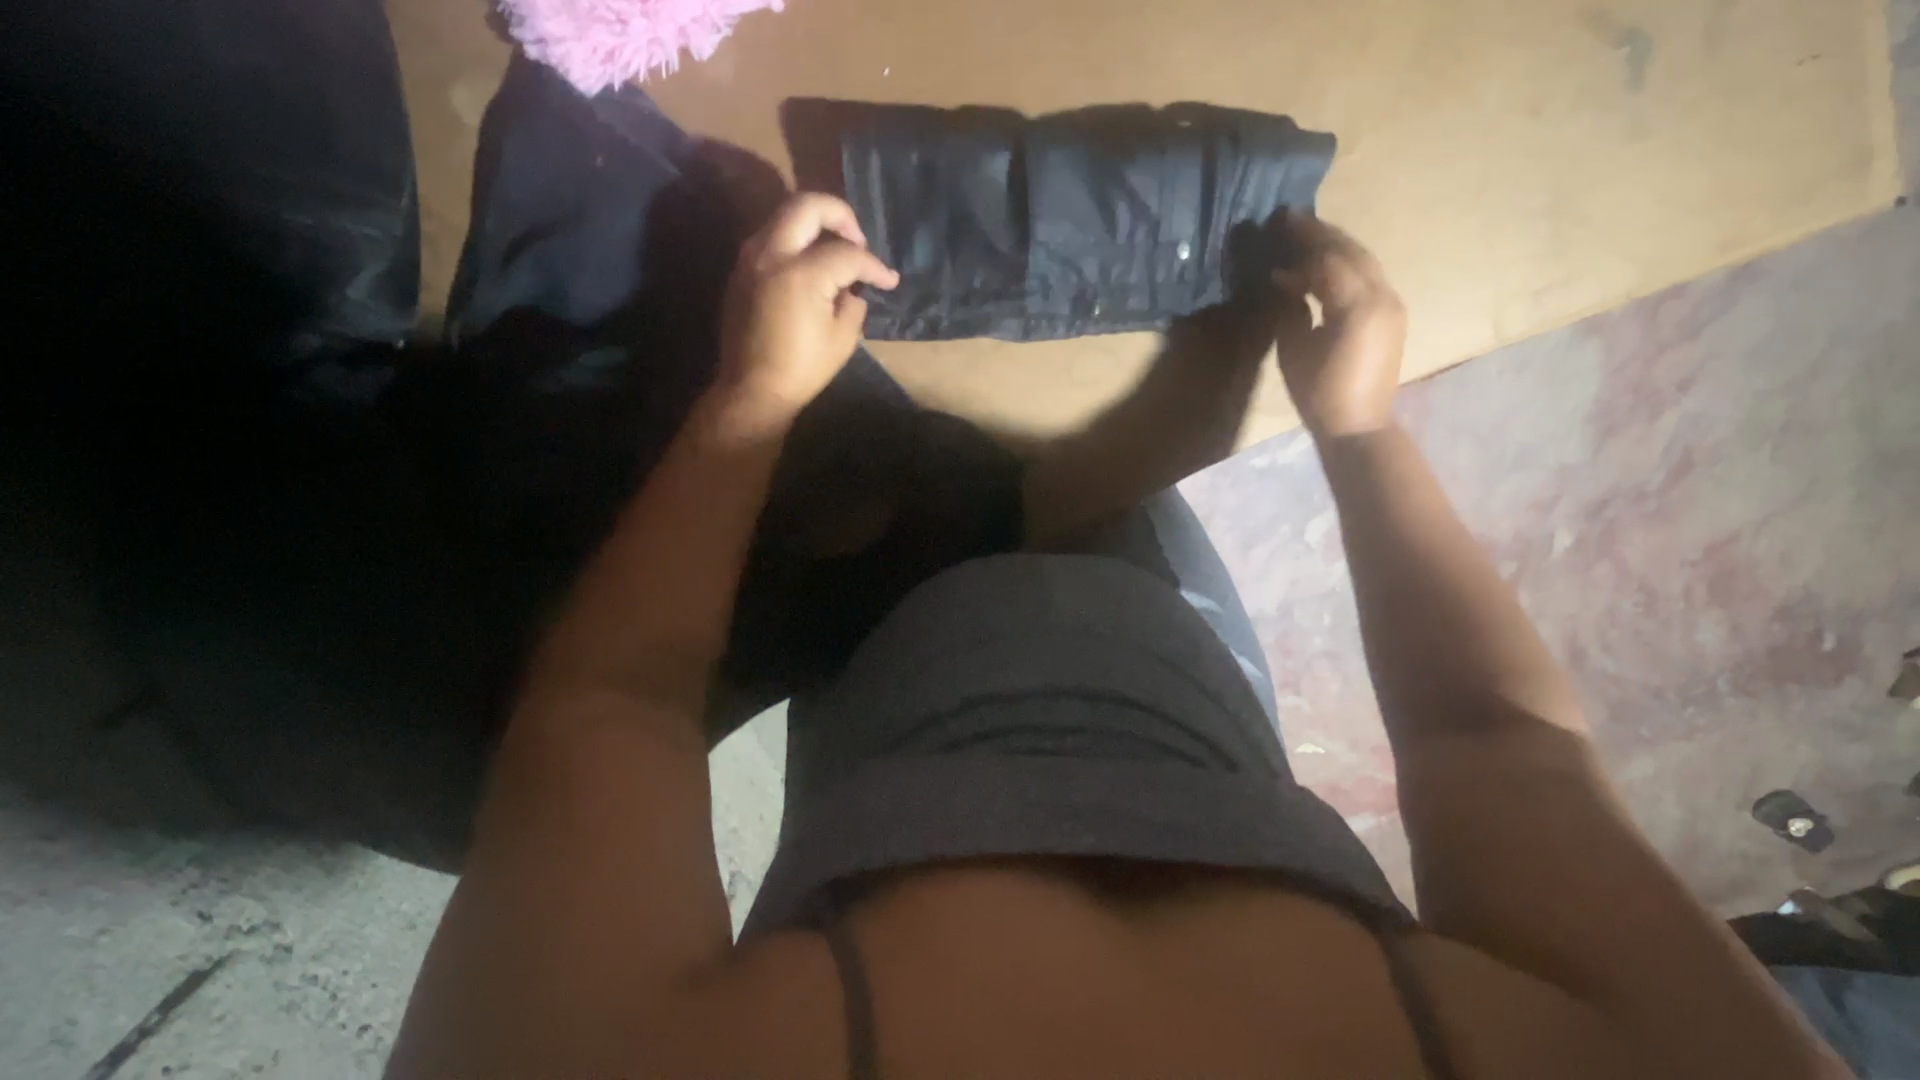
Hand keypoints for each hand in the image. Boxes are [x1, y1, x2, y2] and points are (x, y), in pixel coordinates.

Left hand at [715, 193, 899, 427]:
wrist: (752, 389)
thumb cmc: (802, 368)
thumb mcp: (843, 338)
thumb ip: (853, 301)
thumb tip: (851, 288)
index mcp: (801, 273)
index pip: (848, 253)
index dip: (874, 266)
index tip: (888, 280)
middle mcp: (772, 254)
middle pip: (808, 205)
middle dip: (840, 215)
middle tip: (857, 239)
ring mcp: (751, 259)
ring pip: (784, 216)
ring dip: (814, 224)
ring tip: (835, 250)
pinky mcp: (742, 270)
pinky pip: (772, 238)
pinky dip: (796, 241)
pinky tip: (811, 266)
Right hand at [1270, 211, 1407, 438]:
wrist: (1360, 425)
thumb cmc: (1320, 394)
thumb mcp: (1296, 350)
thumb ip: (1293, 307)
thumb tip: (1285, 279)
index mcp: (1356, 306)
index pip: (1328, 259)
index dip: (1302, 242)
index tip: (1278, 224)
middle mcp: (1382, 296)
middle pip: (1351, 252)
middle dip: (1321, 233)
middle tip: (1291, 218)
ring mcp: (1391, 304)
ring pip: (1363, 261)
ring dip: (1335, 245)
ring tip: (1306, 237)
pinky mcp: (1391, 315)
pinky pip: (1368, 277)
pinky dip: (1345, 265)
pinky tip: (1323, 267)